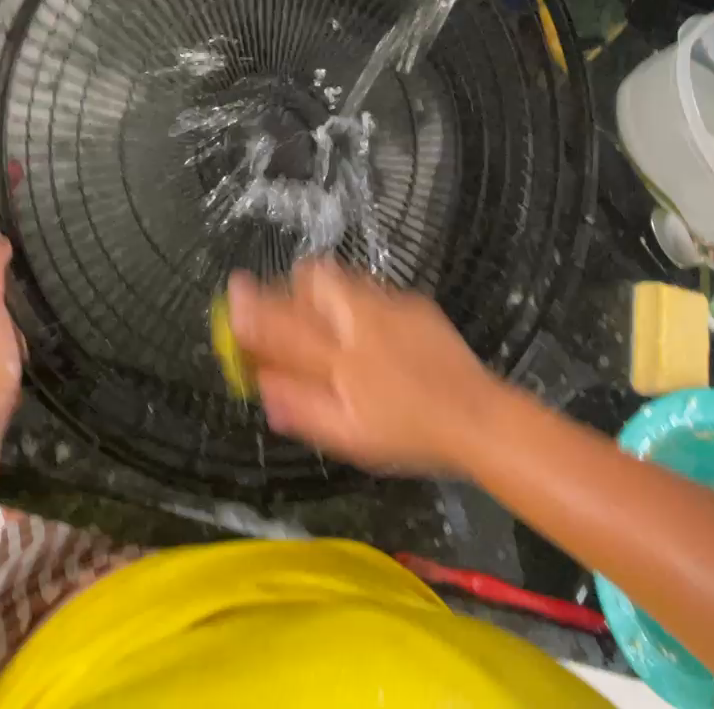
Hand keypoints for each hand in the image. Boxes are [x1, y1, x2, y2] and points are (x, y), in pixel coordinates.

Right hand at [227, 258, 506, 475]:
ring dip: (321, 289)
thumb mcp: (348, 436)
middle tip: (284, 305)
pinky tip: (368, 332)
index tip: (234, 290)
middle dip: (290, 285)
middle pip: (314, 279)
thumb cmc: (408, 435)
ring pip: (341, 278)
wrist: (479, 419)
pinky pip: (371, 290)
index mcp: (340, 359)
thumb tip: (262, 386)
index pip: (283, 325)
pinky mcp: (414, 304)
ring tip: (324, 316)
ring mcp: (391, 307)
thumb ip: (301, 408)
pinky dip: (356, 302)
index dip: (253, 307)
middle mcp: (361, 323)